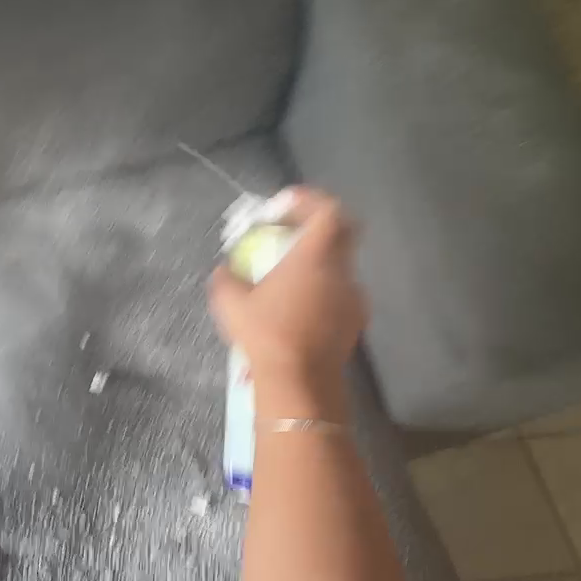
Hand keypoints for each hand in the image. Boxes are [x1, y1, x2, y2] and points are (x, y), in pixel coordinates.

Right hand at [208, 187, 366, 418]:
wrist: (298, 379)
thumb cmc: (264, 333)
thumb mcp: (228, 302)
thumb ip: (226, 278)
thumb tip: (226, 270)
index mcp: (313, 258)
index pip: (327, 211)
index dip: (308, 201)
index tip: (283, 206)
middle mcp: (341, 271)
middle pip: (341, 233)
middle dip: (315, 228)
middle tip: (287, 235)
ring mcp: (353, 296)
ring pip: (338, 265)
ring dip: (315, 262)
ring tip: (285, 279)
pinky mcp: (354, 319)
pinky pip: (338, 292)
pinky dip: (319, 289)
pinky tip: (294, 308)